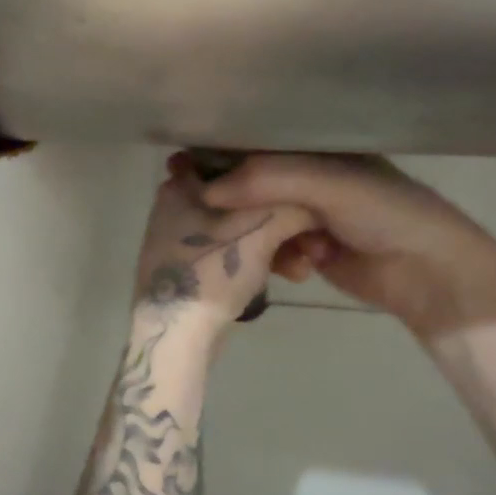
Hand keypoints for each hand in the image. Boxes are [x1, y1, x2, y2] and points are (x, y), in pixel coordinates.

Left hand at [133, 154, 316, 332]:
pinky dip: (258, 257)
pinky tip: (285, 272)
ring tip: (303, 263)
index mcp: (182, 185)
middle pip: (243, 198)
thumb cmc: (215, 269)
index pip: (234, 161)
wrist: (178, 333)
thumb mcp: (263, 228)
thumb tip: (317, 202)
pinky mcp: (192, 267)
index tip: (304, 186)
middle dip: (280, 216)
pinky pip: (233, 250)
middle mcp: (177, 205)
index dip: (272, 172)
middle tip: (312, 236)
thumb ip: (292, 206)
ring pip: (241, 227)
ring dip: (275, 241)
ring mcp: (182, 239)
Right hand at [202, 154, 495, 333]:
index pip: (255, 142)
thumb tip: (204, 191)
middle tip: (188, 208)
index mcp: (315, 147)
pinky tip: (306, 266)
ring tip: (273, 248)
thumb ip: (266, 179)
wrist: (432, 272)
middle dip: (227, 198)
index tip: (180, 166)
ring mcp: (310, 214)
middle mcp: (310, 176)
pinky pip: (275, 251)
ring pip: (259, 221)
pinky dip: (283, 260)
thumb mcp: (326, 183)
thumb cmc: (385, 211)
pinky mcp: (312, 249)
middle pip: (250, 183)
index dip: (217, 152)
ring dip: (259, 236)